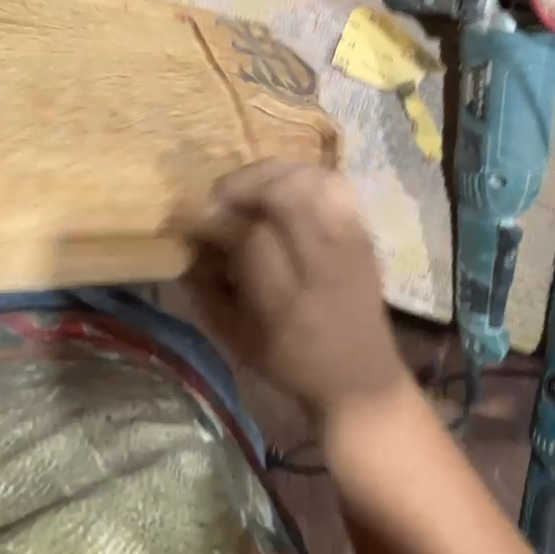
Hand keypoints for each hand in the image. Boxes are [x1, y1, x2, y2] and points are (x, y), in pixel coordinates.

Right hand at [186, 161, 411, 419]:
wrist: (362, 378)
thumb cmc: (290, 362)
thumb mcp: (236, 338)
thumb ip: (206, 286)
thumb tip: (189, 236)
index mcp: (288, 304)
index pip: (252, 238)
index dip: (219, 219)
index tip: (197, 219)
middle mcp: (325, 266)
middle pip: (287, 196)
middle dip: (244, 185)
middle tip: (220, 197)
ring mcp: (352, 244)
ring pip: (312, 181)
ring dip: (272, 175)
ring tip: (249, 189)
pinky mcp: (366, 233)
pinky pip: (335, 183)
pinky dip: (303, 176)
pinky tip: (282, 188)